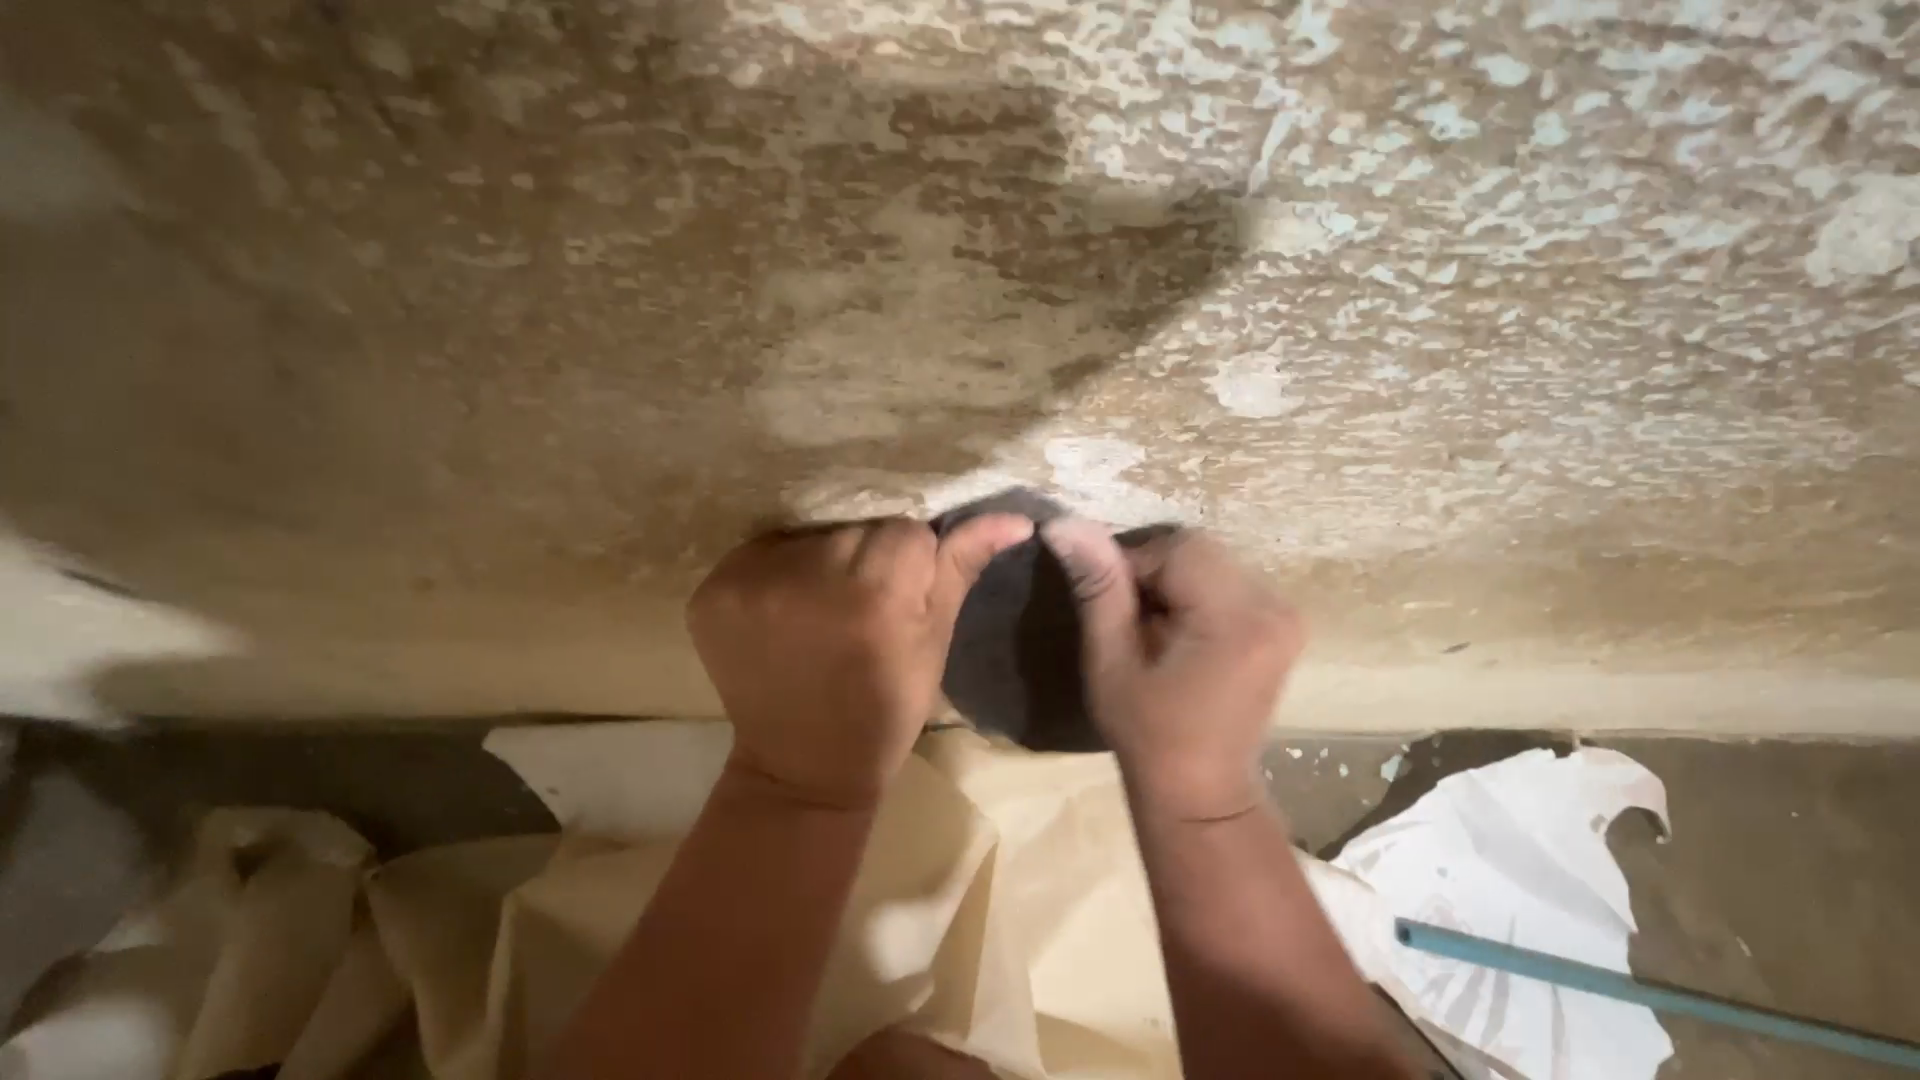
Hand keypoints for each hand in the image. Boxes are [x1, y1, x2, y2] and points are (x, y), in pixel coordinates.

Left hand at [688, 515, 1032, 808]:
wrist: (802, 766)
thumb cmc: (884, 710)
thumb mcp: (935, 642)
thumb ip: (962, 567)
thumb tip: (1014, 516)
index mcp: (875, 596)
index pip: (906, 531)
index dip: (910, 565)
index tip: (900, 604)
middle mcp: (808, 578)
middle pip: (855, 527)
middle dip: (866, 558)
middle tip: (860, 608)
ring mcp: (751, 584)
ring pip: (810, 536)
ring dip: (820, 561)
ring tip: (820, 610)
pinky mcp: (712, 592)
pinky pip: (762, 552)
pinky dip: (776, 573)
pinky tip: (783, 612)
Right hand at [1041, 521, 1303, 820]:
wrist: (1201, 790)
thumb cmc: (1147, 733)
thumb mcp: (1110, 661)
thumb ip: (1098, 587)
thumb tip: (1065, 523)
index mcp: (1236, 618)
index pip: (1178, 548)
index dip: (1133, 565)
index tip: (1111, 608)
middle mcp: (1273, 606)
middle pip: (1200, 549)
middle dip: (1154, 571)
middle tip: (1129, 619)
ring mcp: (1285, 614)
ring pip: (1212, 560)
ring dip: (1174, 580)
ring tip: (1152, 628)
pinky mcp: (1283, 623)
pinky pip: (1228, 579)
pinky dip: (1195, 592)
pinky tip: (1179, 631)